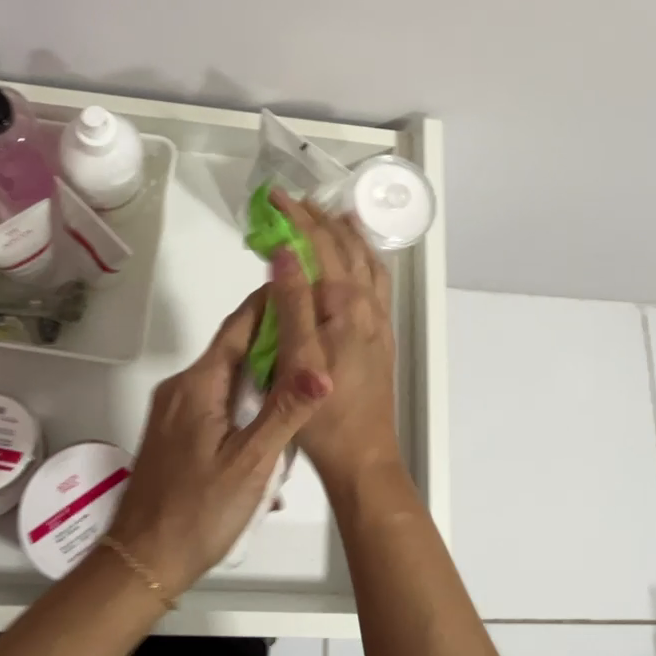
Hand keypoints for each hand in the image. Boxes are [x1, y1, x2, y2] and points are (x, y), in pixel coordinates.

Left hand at [104, 285, 331, 594]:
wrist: (142, 560)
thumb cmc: (198, 511)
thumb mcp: (250, 463)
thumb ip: (286, 411)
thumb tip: (321, 366)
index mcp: (198, 384)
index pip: (240, 325)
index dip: (271, 302)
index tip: (304, 287)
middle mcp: (182, 386)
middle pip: (234, 350)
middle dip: (274, 344)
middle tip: (316, 341)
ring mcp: (174, 409)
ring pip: (227, 379)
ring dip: (261, 381)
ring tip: (301, 387)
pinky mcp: (174, 431)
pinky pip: (216, 403)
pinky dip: (244, 406)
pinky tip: (270, 433)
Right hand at [268, 190, 402, 488]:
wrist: (364, 459)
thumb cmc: (324, 414)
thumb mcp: (298, 359)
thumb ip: (293, 303)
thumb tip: (285, 252)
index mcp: (345, 305)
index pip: (320, 245)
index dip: (297, 217)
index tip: (275, 196)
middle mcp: (368, 305)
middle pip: (347, 247)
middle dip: (320, 219)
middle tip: (295, 201)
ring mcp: (377, 321)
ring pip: (367, 262)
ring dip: (347, 235)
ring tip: (333, 216)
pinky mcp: (380, 338)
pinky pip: (376, 282)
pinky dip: (364, 260)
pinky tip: (357, 266)